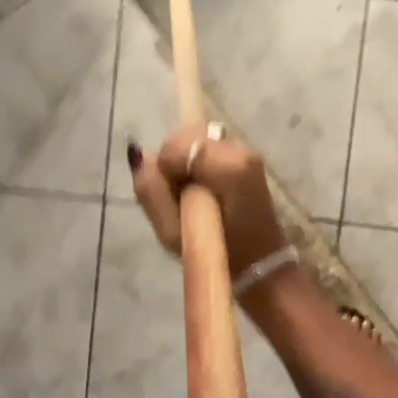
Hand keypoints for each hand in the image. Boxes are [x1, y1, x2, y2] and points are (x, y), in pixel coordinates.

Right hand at [129, 124, 291, 285]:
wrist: (260, 262)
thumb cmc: (216, 253)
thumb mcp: (172, 234)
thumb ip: (151, 192)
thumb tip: (138, 154)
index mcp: (229, 169)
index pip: (178, 145)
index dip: (166, 167)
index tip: (172, 195)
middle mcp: (242, 151)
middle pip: (189, 135)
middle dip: (176, 160)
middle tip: (181, 195)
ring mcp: (247, 150)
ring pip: (198, 136)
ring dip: (187, 160)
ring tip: (194, 193)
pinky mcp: (248, 155)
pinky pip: (210, 144)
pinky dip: (200, 160)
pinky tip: (205, 186)